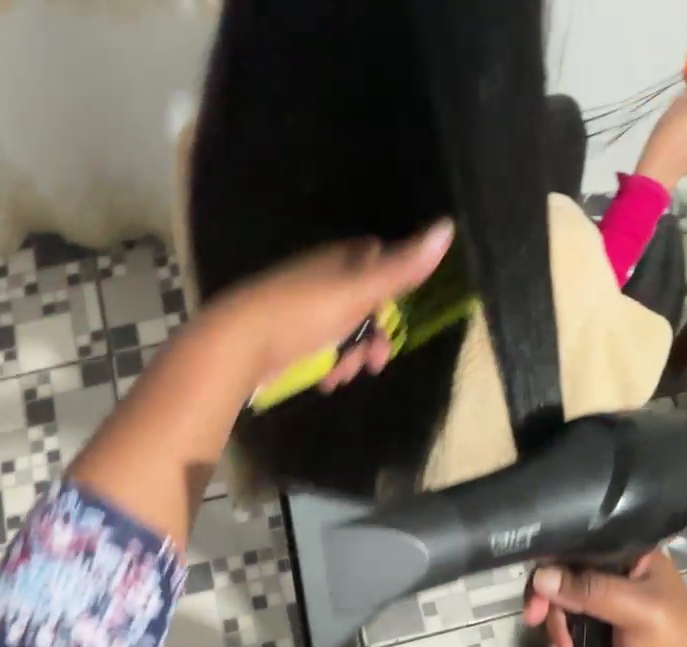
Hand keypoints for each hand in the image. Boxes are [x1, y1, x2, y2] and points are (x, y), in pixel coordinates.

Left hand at [195, 220, 453, 392]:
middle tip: (375, 363)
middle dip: (372, 335)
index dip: (393, 287)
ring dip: (351, 356)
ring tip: (343, 375)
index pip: (376, 260)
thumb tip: (448, 226)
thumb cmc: (301, 313)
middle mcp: (320, 279)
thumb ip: (402, 268)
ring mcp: (301, 308)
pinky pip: (319, 349)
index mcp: (338, 261)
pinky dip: (328, 365)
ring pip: (342, 331)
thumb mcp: (358, 291)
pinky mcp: (286, 337)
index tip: (397, 315)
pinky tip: (325, 381)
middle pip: (362, 303)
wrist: (238, 343)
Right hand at [523, 552, 686, 646]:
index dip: (554, 563)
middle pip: (563, 575)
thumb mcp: (637, 613)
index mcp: (635, 558)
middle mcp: (616, 575)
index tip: (538, 591)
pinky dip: (558, 643)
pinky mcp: (594, 630)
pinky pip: (563, 626)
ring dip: (554, 629)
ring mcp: (603, 603)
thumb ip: (592, 590)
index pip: (584, 546)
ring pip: (558, 603)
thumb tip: (540, 576)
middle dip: (549, 602)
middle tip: (537, 622)